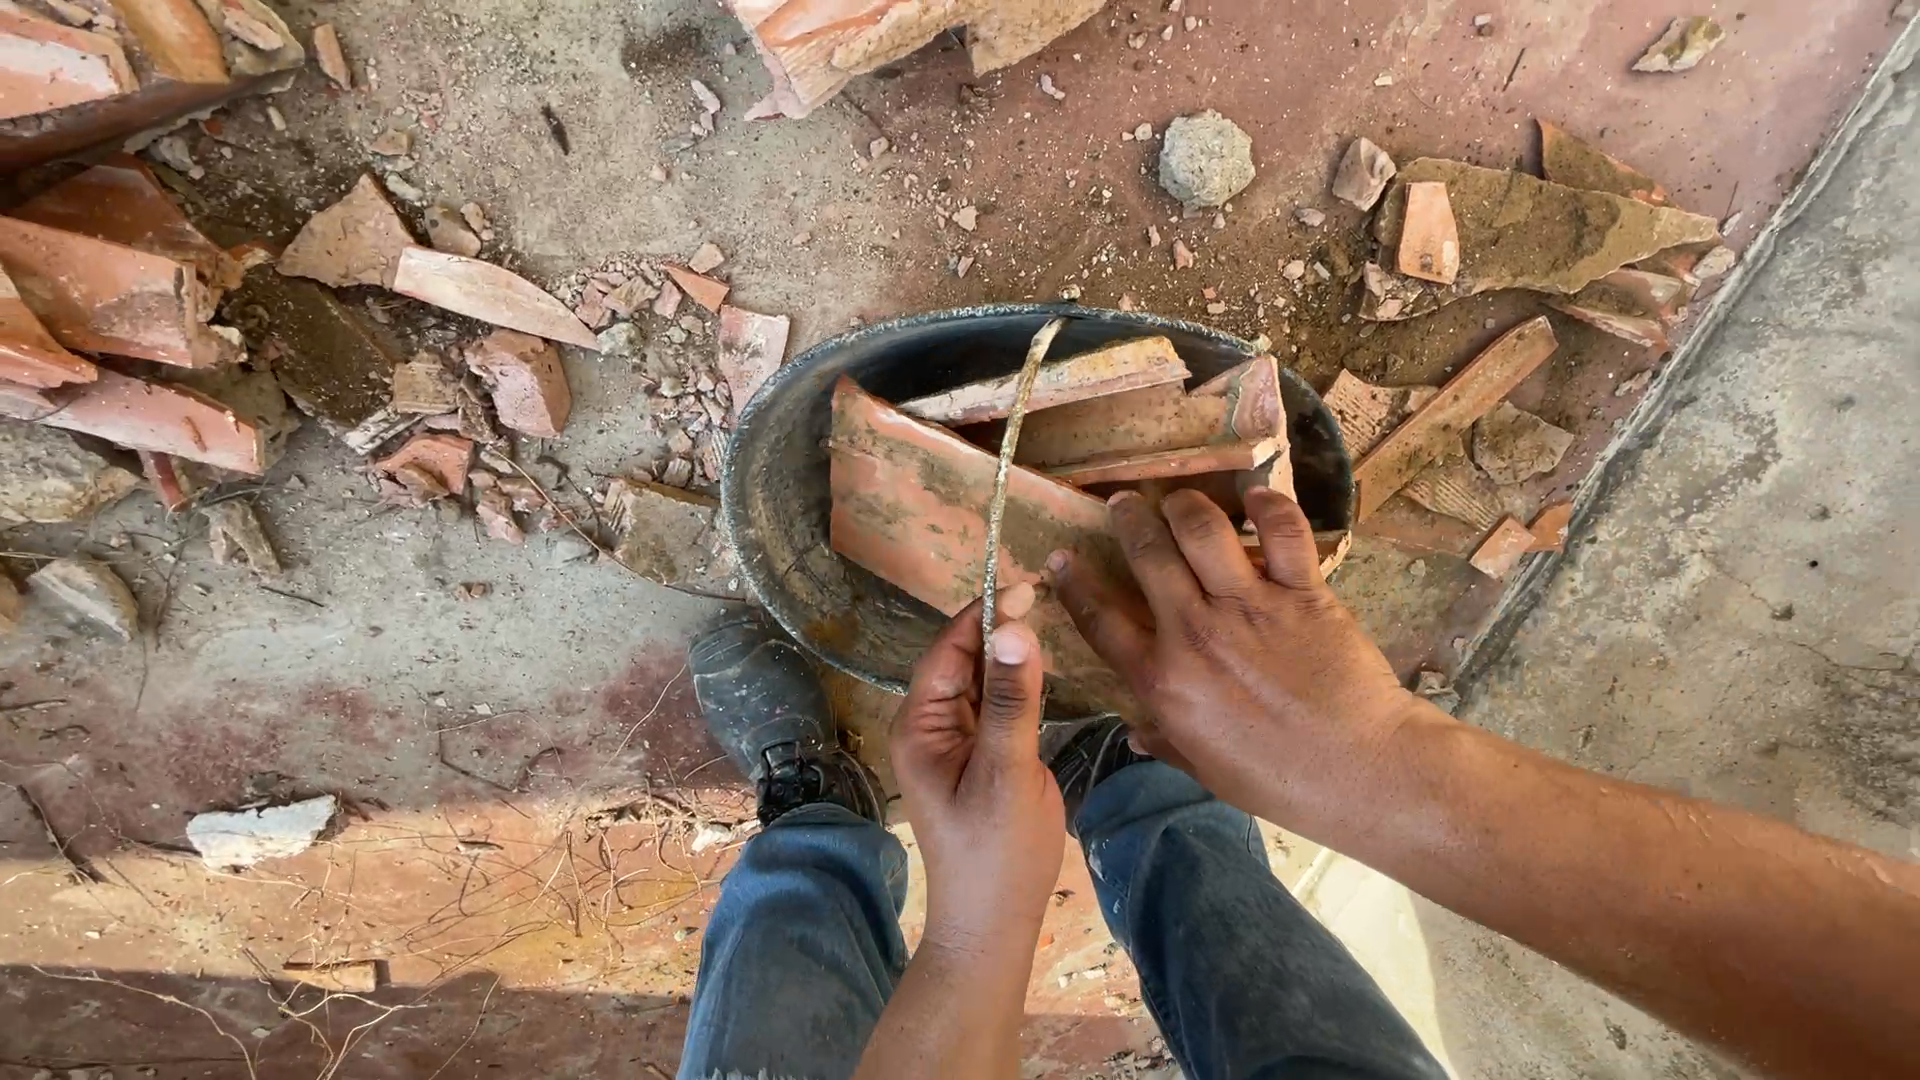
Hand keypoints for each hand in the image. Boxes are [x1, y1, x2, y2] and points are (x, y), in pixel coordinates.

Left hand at [890, 585, 1065, 955]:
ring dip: (1004, 651)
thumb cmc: (995, 852)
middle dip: (994, 628)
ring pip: (975, 679)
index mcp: (919, 725)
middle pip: (959, 659)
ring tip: (1041, 618)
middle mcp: (928, 724)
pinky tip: (1036, 666)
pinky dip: (1012, 681)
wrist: (993, 921)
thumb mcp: (1006, 772)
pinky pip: (990, 703)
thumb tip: (1014, 627)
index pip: (946, 651)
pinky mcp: (977, 753)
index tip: (1026, 587)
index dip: (983, 616)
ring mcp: (952, 740)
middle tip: (1040, 596)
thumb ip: (1009, 700)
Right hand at [1049, 487, 1424, 827]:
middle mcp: (1194, 632)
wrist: (1362, 774)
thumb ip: (1165, 742)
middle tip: (1123, 502)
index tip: (1062, 556)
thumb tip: (1135, 735)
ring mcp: (1248, 607)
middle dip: (1128, 519)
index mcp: (1162, 679)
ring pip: (1202, 531)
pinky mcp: (1301, 593)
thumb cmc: (1276, 779)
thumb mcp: (1205, 768)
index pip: (1100, 620)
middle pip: (1147, 556)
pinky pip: (1283, 534)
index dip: (1075, 583)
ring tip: (1177, 499)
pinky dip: (1268, 507)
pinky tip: (1255, 496)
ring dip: (1183, 505)